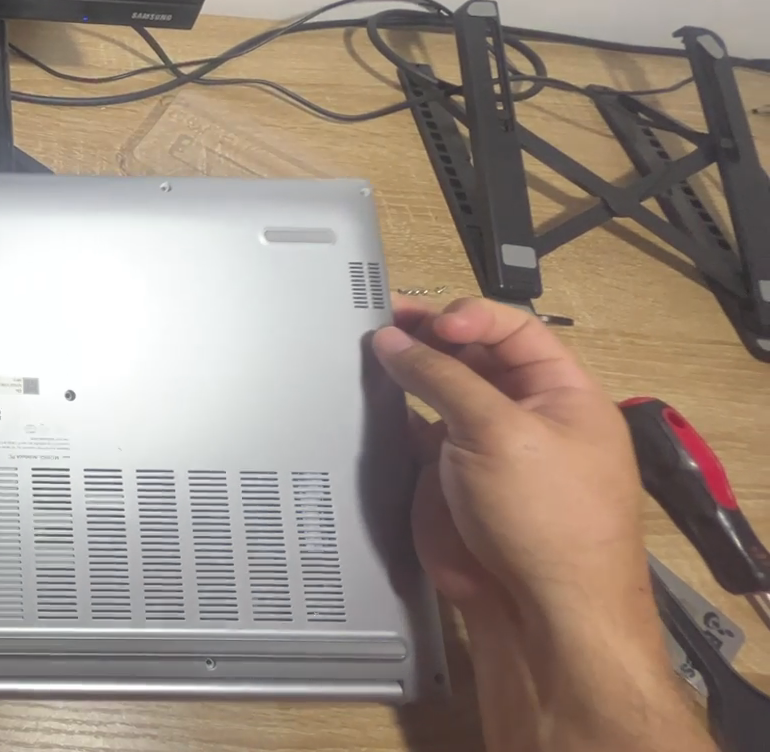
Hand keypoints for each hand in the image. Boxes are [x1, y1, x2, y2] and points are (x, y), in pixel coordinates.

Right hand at [377, 296, 646, 622]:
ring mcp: (479, 437)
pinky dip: (387, 402)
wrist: (532, 604)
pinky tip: (362, 391)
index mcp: (561, 396)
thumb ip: (441, 378)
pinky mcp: (443, 463)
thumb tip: (390, 339)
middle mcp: (522, 410)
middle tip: (381, 322)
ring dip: (404, 365)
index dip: (471, 319)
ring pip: (437, 383)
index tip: (430, 326)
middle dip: (428, 334)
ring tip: (364, 349)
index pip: (515, 332)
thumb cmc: (543, 517)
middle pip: (471, 353)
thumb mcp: (498, 432)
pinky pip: (412, 419)